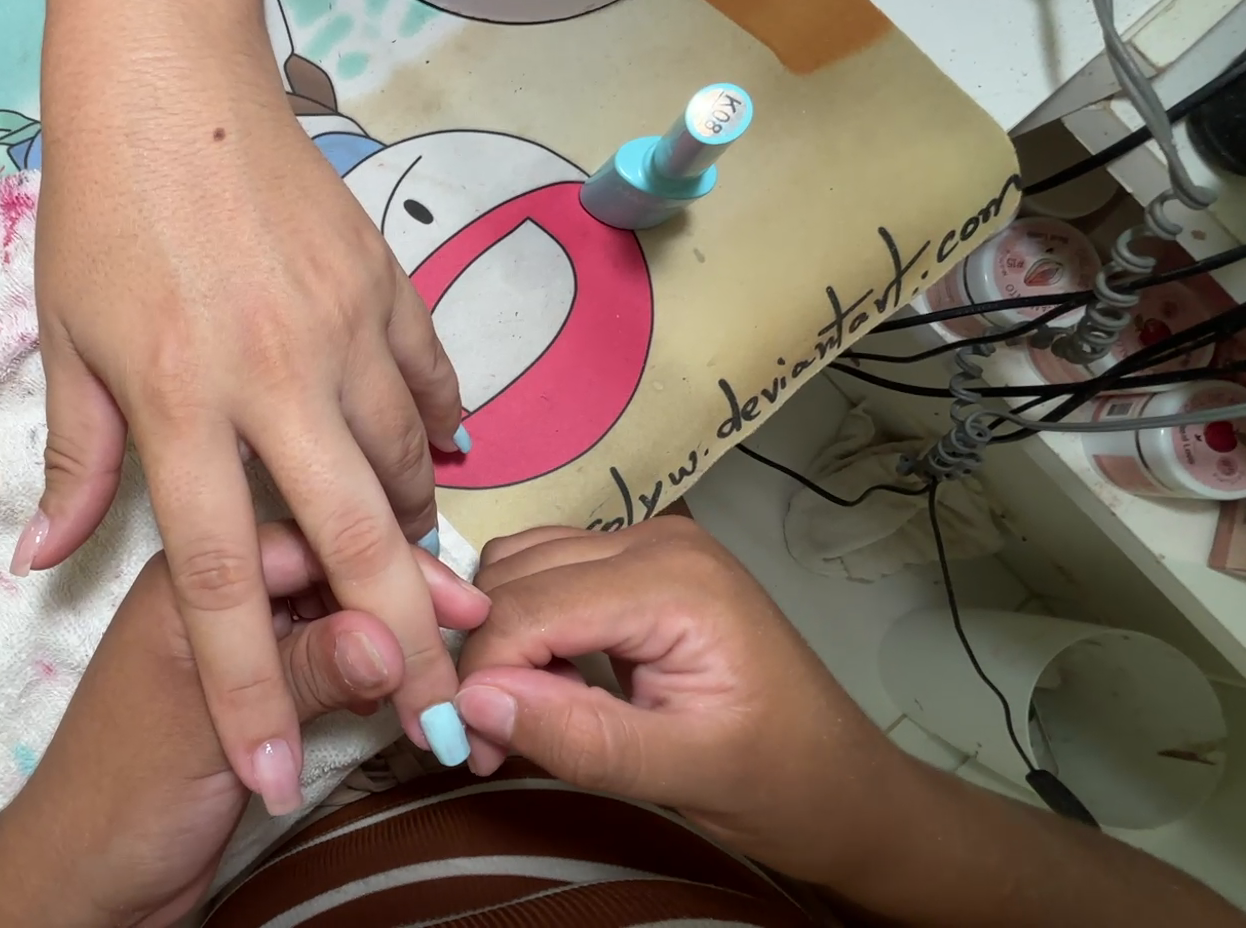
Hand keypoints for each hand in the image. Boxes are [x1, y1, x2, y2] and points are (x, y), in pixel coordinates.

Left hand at [2, 523, 490, 925]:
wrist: (86, 880)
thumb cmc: (127, 791)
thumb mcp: (214, 727)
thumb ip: (302, 674)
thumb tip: (392, 637)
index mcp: (190, 573)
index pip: (304, 544)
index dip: (381, 566)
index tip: (455, 600)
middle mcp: (220, 592)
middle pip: (324, 573)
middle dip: (395, 596)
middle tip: (468, 620)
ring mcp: (241, 638)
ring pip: (330, 614)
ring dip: (385, 636)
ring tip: (442, 661)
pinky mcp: (258, 684)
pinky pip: (323, 656)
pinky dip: (362, 669)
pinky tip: (391, 687)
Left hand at [25, 23, 470, 811]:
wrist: (173, 85)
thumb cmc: (104, 211)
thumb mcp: (68, 338)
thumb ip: (76, 459)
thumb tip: (44, 557)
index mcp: (181, 400)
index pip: (218, 576)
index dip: (245, 688)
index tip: (272, 775)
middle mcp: (276, 376)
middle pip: (352, 540)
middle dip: (401, 647)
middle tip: (443, 718)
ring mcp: (345, 327)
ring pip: (404, 463)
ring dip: (410, 526)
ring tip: (408, 563)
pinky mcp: (387, 283)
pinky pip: (431, 381)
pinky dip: (436, 430)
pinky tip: (435, 453)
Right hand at [451, 519, 916, 884]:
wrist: (850, 783)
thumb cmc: (786, 785)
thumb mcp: (685, 776)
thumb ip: (577, 737)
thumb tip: (470, 704)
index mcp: (672, 578)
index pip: (531, 607)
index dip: (484, 674)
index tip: (471, 745)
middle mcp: (648, 535)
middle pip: (514, 576)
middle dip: (485, 654)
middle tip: (487, 734)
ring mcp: (640, 538)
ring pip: (516, 563)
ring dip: (497, 631)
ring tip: (519, 703)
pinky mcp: (630, 557)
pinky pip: (540, 567)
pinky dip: (520, 616)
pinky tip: (542, 669)